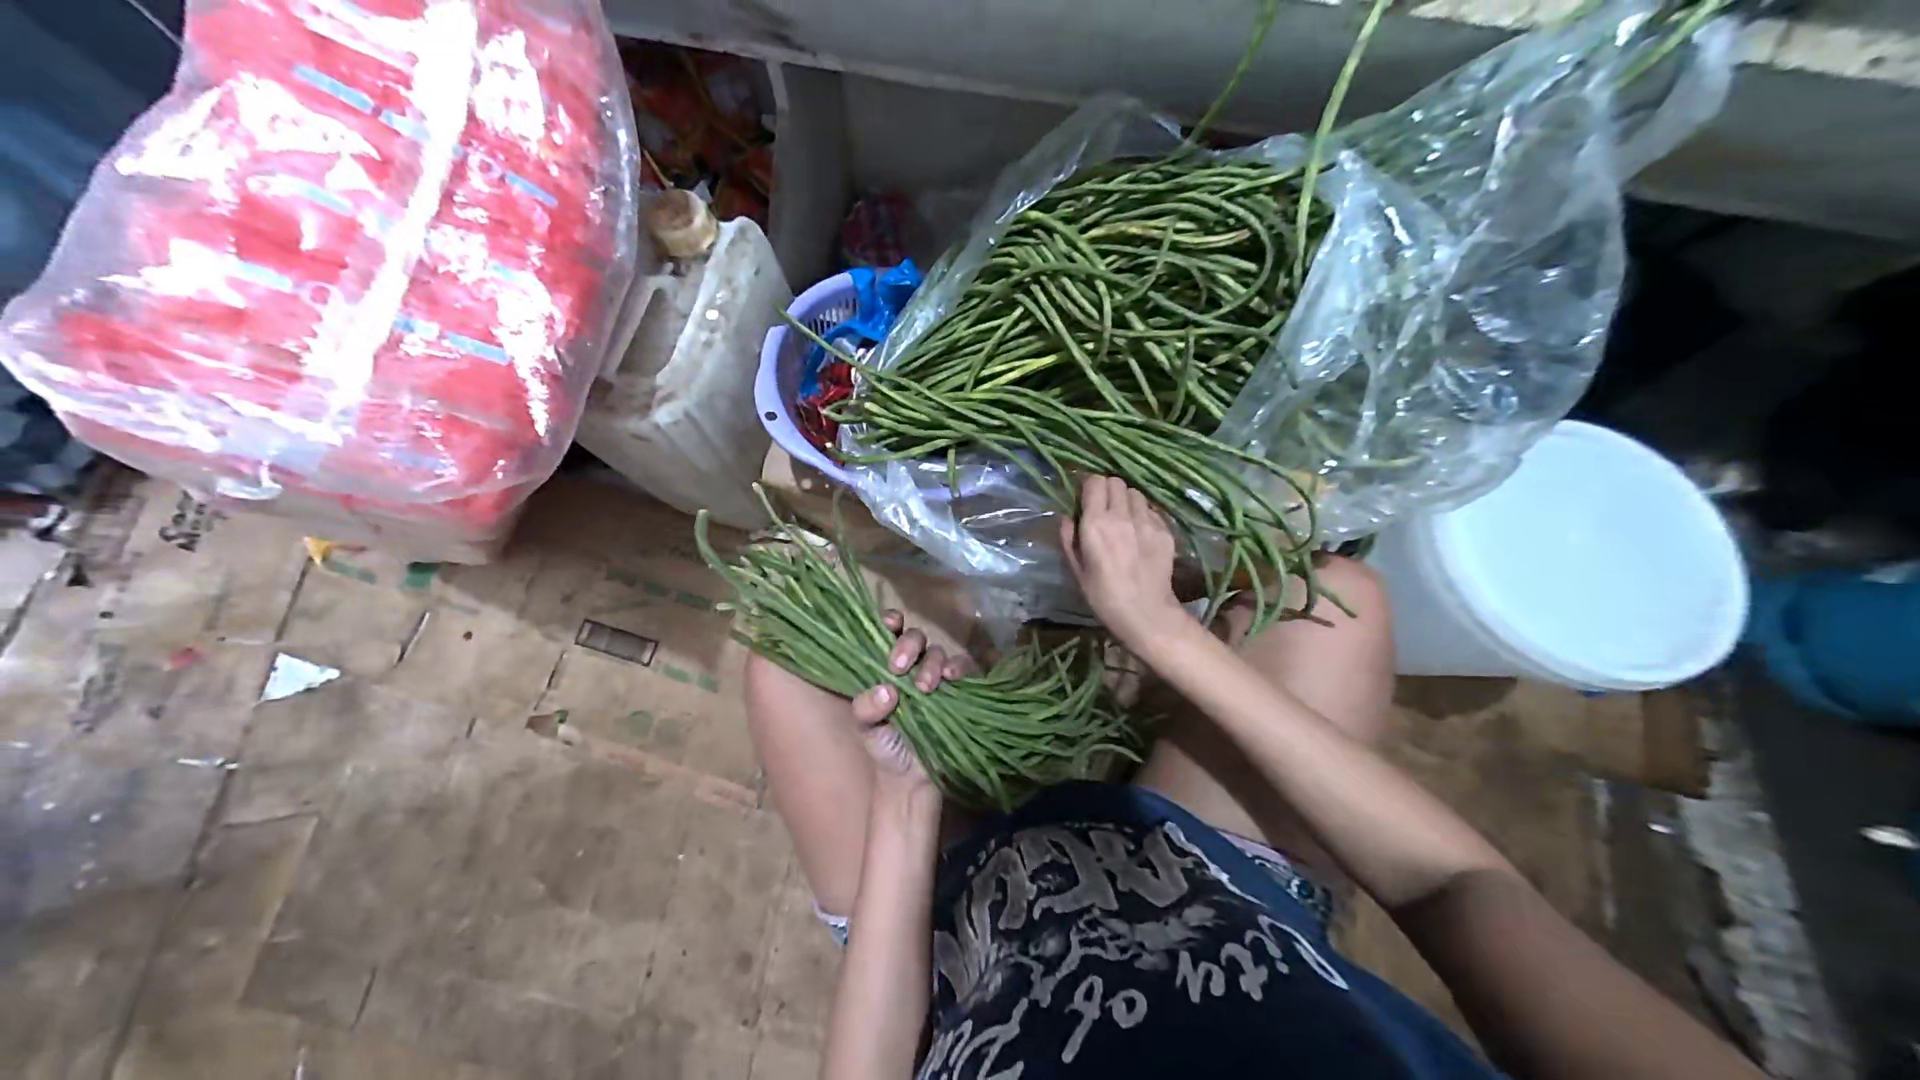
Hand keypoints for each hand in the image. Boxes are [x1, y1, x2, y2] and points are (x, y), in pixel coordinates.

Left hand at [849, 611, 970, 796]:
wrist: (912, 782)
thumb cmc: (885, 748)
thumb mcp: (866, 728)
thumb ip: (865, 707)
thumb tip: (887, 690)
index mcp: (886, 667)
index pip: (888, 632)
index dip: (889, 622)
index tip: (889, 625)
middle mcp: (911, 666)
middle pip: (914, 637)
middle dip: (907, 645)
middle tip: (898, 668)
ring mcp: (937, 676)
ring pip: (937, 651)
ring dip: (931, 663)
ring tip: (925, 687)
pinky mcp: (960, 689)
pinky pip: (964, 666)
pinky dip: (959, 666)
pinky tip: (952, 678)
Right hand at [1061, 475, 1190, 649]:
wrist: (1145, 613)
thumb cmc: (1103, 596)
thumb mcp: (1077, 570)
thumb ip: (1069, 539)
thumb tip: (1067, 517)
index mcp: (1095, 524)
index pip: (1095, 482)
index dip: (1090, 487)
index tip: (1087, 499)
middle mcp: (1121, 516)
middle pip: (1116, 482)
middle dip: (1108, 490)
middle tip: (1105, 508)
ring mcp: (1146, 521)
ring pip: (1135, 493)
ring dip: (1127, 501)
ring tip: (1125, 519)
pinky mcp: (1164, 530)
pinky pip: (1151, 510)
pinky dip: (1143, 515)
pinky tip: (1140, 534)